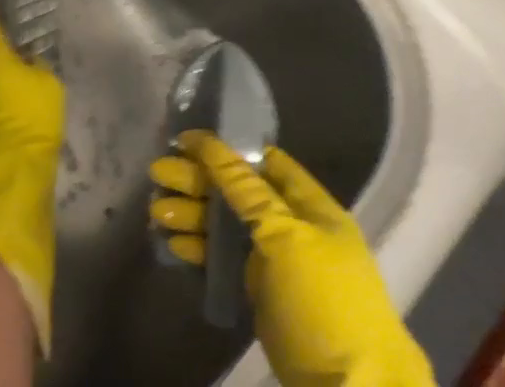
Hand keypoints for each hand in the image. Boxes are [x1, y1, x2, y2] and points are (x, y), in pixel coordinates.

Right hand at [150, 133, 434, 386]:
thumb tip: (213, 144)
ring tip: (157, 212)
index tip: (185, 141)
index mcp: (311, 207)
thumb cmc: (323, 299)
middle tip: (157, 175)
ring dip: (190, 214)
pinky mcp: (256, 288)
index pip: (265, 163)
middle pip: (236, 191)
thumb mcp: (287, 236)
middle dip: (196, 181)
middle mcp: (291, 227)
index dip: (226, 148)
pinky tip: (171, 243)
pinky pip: (221, 258)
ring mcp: (273, 259)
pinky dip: (196, 248)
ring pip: (223, 225)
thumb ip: (247, 190)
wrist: (347, 384)